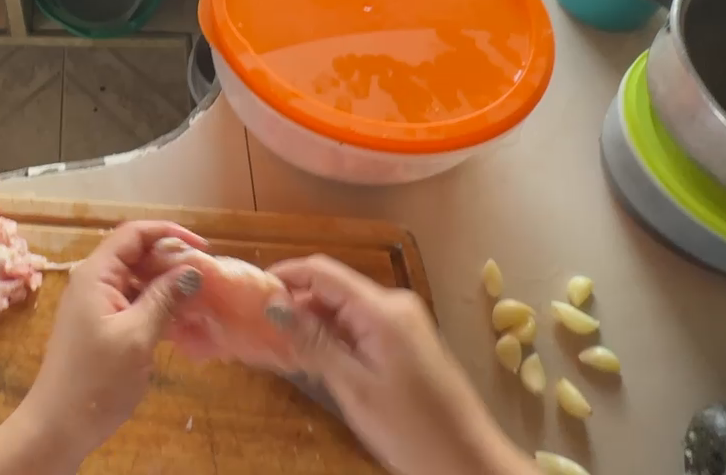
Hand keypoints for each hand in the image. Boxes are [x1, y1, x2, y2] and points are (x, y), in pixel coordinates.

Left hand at [0, 220, 206, 473]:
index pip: (134, 233)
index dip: (169, 233)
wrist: (58, 425)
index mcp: (96, 272)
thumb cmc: (96, 380)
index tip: (204, 248)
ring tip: (202, 300)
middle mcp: (95, 279)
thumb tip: (192, 270)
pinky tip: (183, 321)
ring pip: (138, 279)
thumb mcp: (136, 337)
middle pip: (137, 254)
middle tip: (208, 279)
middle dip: (171, 261)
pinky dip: (158, 306)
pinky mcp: (103, 323)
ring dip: (167, 286)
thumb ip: (164, 299)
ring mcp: (98, 302)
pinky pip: (134, 302)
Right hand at [266, 255, 533, 474]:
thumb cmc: (414, 431)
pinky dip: (334, 335)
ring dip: (313, 320)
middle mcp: (392, 304)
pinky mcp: (406, 342)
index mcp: (381, 308)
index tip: (250, 292)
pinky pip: (359, 323)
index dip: (283, 275)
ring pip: (343, 307)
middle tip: (260, 325)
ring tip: (281, 344)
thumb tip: (271, 304)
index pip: (321, 270)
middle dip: (295, 301)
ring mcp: (402, 322)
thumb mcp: (354, 386)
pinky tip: (315, 357)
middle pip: (331, 286)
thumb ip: (312, 341)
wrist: (475, 471)